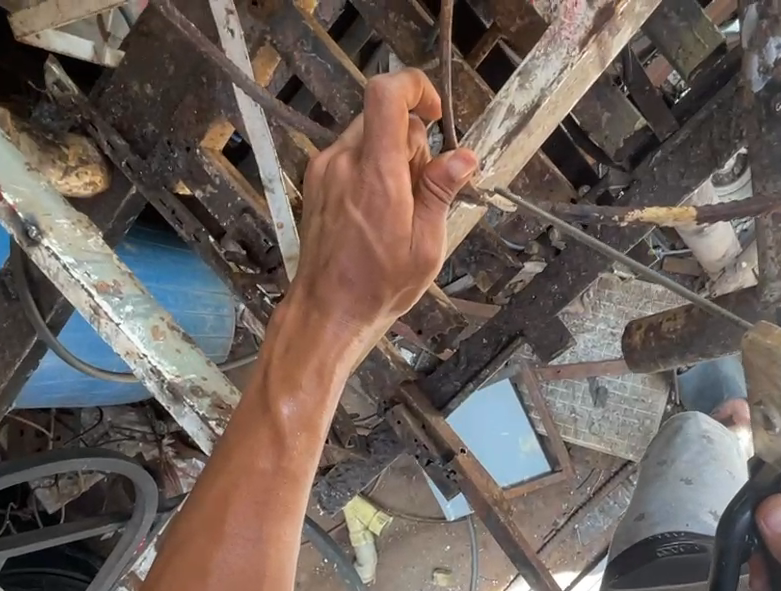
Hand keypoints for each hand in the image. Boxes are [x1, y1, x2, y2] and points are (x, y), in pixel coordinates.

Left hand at [285, 70, 478, 357]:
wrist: (327, 310)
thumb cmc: (378, 287)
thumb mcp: (425, 248)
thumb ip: (439, 194)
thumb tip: (464, 156)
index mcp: (376, 174)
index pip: (387, 94)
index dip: (415, 88)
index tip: (435, 115)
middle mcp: (345, 161)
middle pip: (383, 117)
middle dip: (411, 142)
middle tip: (421, 189)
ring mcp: (325, 169)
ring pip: (367, 135)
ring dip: (391, 157)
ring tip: (399, 207)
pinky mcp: (317, 181)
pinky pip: (351, 155)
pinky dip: (371, 169)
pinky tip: (377, 211)